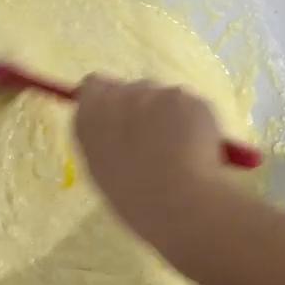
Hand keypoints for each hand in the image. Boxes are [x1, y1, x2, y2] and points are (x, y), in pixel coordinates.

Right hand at [74, 76, 231, 246]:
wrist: (176, 199)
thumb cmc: (133, 196)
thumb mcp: (101, 168)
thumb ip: (103, 138)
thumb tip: (116, 129)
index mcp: (89, 118)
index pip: (93, 85)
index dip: (108, 97)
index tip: (120, 116)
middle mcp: (118, 97)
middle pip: (131, 89)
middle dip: (142, 107)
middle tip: (153, 140)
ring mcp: (154, 94)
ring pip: (163, 96)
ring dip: (169, 114)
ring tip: (178, 150)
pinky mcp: (186, 98)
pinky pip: (189, 105)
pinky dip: (193, 121)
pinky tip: (196, 149)